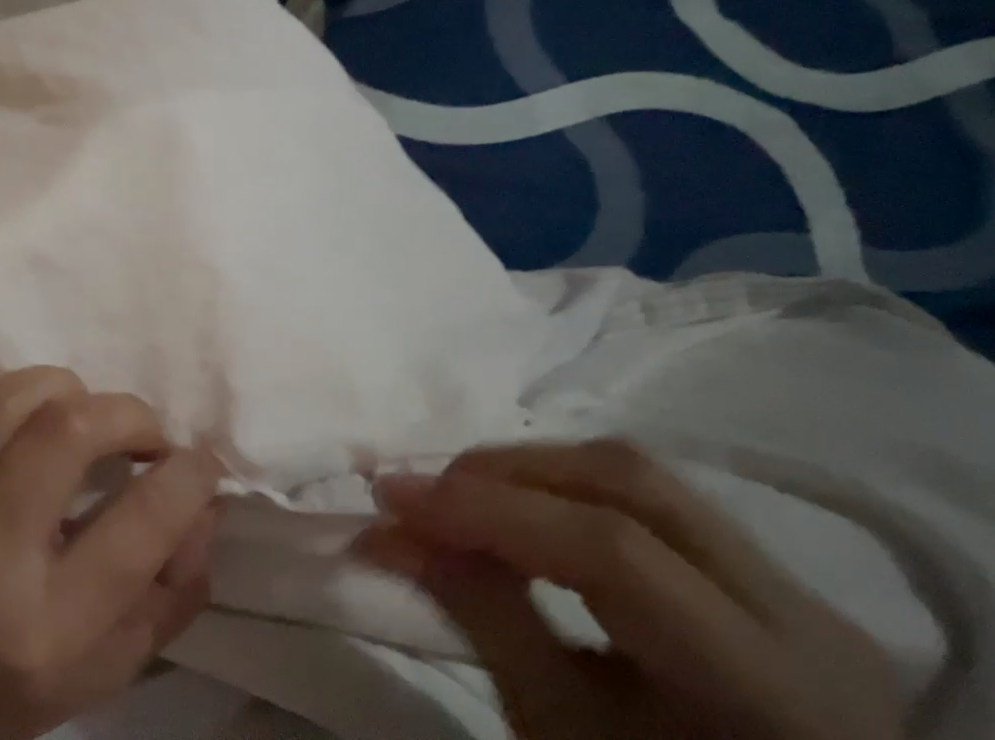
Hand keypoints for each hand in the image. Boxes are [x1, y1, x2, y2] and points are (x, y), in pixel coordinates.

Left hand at [0, 357, 220, 739]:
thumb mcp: (97, 676)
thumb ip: (166, 598)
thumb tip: (202, 506)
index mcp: (44, 629)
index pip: (140, 525)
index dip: (190, 478)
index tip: (201, 462)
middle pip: (67, 433)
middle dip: (128, 414)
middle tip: (144, 436)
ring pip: (1, 400)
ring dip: (60, 386)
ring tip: (79, 414)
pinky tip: (2, 392)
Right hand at [355, 440, 906, 739]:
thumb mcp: (560, 731)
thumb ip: (485, 619)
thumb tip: (397, 531)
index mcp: (759, 677)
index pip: (612, 550)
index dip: (490, 513)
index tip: (389, 500)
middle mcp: (796, 609)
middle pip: (631, 481)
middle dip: (507, 472)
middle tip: (422, 494)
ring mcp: (791, 582)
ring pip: (641, 475)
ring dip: (531, 472)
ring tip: (459, 497)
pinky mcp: (765, 571)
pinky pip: (652, 496)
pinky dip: (566, 489)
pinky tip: (521, 510)